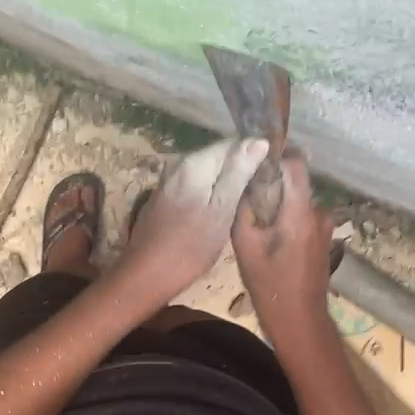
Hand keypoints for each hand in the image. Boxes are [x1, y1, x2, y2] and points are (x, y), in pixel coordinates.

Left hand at [117, 138, 270, 298]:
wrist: (146, 274)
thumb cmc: (190, 246)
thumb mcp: (222, 210)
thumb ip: (239, 173)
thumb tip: (259, 140)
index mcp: (194, 162)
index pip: (233, 143)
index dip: (254, 156)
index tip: (268, 176)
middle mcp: (179, 162)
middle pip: (220, 155)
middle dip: (240, 169)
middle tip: (258, 193)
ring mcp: (169, 178)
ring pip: (209, 170)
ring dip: (226, 182)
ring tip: (244, 202)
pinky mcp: (166, 194)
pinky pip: (197, 182)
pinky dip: (211, 191)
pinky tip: (219, 210)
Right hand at [232, 150, 334, 333]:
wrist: (299, 319)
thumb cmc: (270, 284)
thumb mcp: (244, 245)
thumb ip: (243, 208)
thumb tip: (243, 181)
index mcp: (301, 211)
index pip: (296, 164)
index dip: (276, 155)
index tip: (256, 158)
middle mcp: (319, 212)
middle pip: (295, 182)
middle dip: (273, 184)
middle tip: (248, 196)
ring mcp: (326, 226)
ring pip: (298, 200)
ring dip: (280, 204)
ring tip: (259, 222)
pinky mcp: (324, 237)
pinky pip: (303, 215)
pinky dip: (288, 218)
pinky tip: (272, 237)